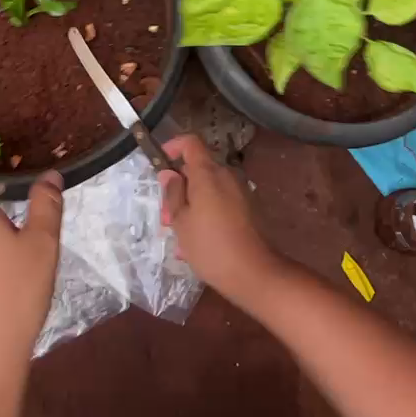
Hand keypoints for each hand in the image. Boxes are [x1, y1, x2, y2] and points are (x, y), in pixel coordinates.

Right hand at [159, 135, 287, 305]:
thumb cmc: (211, 246)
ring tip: (180, 239)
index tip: (160, 163)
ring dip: (190, 206)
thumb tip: (168, 173)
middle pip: (197, 169)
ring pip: (207, 189)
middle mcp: (227, 175)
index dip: (173, 146)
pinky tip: (198, 244)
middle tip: (168, 219)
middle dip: (178, 189)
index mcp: (208, 173)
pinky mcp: (248, 209)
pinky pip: (220, 203)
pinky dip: (206, 215)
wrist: (255, 273)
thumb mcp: (181, 221)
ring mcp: (240, 192)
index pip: (191, 143)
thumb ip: (172, 193)